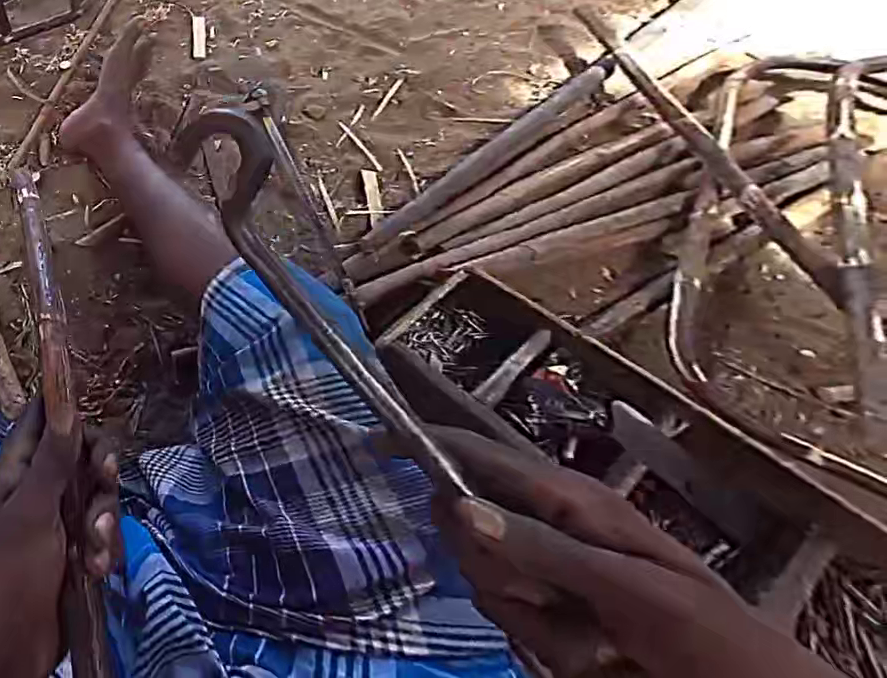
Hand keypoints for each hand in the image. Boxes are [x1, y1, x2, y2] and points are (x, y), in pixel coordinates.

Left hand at [0, 399, 122, 677]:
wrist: (9, 650)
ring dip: (104, 520)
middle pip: (81, 453)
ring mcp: (58, 517)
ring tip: (95, 552)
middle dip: (99, 473)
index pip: (42, 417)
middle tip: (105, 486)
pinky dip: (106, 548)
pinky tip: (97, 571)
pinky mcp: (76, 548)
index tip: (95, 424)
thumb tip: (67, 406)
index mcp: (17, 466)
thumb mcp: (33, 512)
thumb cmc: (11, 573)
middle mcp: (38, 484)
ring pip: (97, 494)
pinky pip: (103, 531)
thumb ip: (52, 460)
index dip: (69, 412)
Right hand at [433, 426, 841, 677]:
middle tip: (532, 585)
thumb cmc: (714, 642)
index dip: (424, 442)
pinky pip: (493, 603)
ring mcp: (538, 568)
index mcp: (567, 499)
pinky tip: (576, 648)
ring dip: (515, 599)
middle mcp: (542, 524)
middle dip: (485, 551)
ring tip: (576, 628)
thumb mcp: (637, 591)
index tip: (376, 444)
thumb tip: (454, 503)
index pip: (476, 453)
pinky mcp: (537, 610)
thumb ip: (542, 545)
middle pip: (459, 509)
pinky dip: (527, 629)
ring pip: (472, 561)